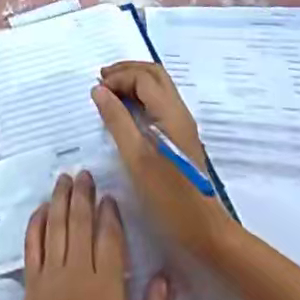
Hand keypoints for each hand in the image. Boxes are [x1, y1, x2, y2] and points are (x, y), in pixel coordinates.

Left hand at [19, 171, 171, 299]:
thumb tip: (164, 275)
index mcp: (107, 292)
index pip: (109, 238)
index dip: (110, 213)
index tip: (111, 195)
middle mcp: (76, 278)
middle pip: (80, 225)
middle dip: (82, 195)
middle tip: (83, 173)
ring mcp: (49, 283)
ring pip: (55, 230)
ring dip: (59, 201)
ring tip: (63, 179)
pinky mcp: (30, 293)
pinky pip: (31, 250)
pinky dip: (35, 226)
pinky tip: (40, 211)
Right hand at [91, 63, 235, 259]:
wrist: (204, 229)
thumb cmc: (168, 196)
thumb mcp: (136, 158)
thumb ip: (117, 121)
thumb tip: (99, 91)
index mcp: (170, 113)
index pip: (143, 78)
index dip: (119, 77)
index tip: (96, 89)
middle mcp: (178, 113)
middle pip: (154, 75)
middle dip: (127, 70)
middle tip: (101, 78)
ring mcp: (180, 125)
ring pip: (158, 88)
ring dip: (133, 82)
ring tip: (108, 91)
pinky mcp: (178, 138)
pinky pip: (158, 104)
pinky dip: (138, 98)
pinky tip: (123, 112)